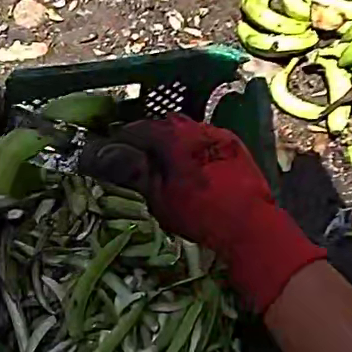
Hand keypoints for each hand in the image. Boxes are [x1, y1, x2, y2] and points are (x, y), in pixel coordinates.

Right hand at [82, 114, 323, 311]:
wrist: (251, 224)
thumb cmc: (199, 213)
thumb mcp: (157, 198)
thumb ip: (132, 171)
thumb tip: (100, 154)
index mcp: (172, 137)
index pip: (136, 130)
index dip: (119, 141)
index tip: (110, 152)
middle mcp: (195, 127)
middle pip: (161, 127)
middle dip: (145, 140)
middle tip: (134, 159)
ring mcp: (217, 134)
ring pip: (185, 132)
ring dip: (170, 144)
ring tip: (162, 164)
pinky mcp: (234, 146)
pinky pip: (204, 141)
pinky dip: (191, 150)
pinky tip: (189, 167)